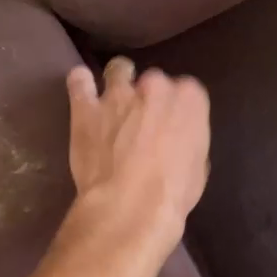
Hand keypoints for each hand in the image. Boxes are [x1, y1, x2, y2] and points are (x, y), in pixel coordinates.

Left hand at [60, 57, 209, 266]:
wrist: (130, 206)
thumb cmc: (173, 192)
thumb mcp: (197, 167)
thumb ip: (188, 142)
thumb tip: (176, 142)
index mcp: (190, 99)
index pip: (186, 90)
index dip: (177, 106)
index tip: (171, 121)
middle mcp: (156, 86)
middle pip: (154, 79)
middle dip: (149, 96)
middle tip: (144, 119)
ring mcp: (118, 94)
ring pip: (118, 71)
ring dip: (118, 81)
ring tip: (114, 97)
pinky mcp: (85, 107)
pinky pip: (79, 81)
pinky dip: (81, 82)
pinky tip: (82, 87)